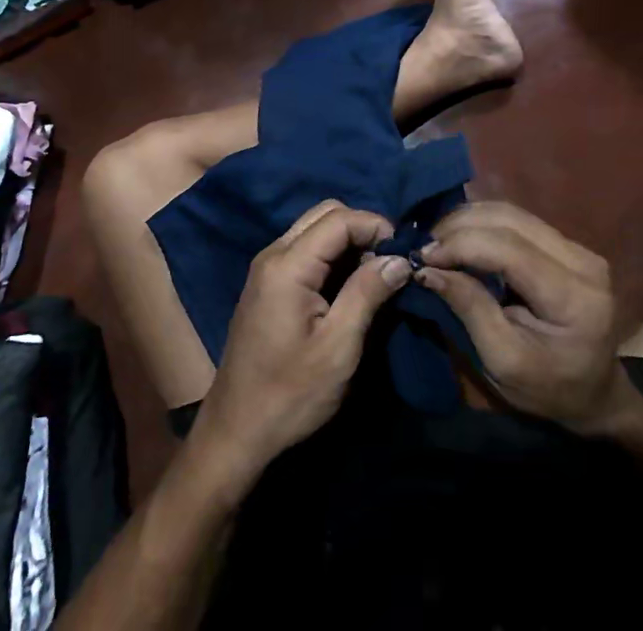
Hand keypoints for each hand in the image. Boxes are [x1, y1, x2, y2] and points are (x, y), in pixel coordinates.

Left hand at [189, 201, 411, 479]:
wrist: (238, 429)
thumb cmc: (291, 393)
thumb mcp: (339, 346)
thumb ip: (368, 293)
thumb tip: (400, 258)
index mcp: (287, 266)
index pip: (339, 219)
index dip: (377, 227)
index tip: (404, 254)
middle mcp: (273, 256)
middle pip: (325, 213)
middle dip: (364, 228)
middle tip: (391, 262)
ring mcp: (267, 269)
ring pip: (316, 229)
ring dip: (350, 241)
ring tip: (378, 274)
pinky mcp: (269, 284)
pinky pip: (306, 250)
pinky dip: (334, 255)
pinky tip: (352, 284)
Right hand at [415, 202, 638, 435]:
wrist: (593, 392)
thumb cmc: (547, 389)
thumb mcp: (502, 360)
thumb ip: (470, 309)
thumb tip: (428, 269)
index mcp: (574, 298)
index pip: (510, 250)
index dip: (461, 245)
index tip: (421, 257)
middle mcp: (584, 262)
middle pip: (511, 221)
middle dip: (459, 227)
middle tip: (423, 247)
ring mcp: (580, 249)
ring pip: (512, 213)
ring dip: (467, 221)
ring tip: (437, 242)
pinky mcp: (568, 245)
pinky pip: (518, 221)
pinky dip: (482, 224)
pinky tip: (459, 238)